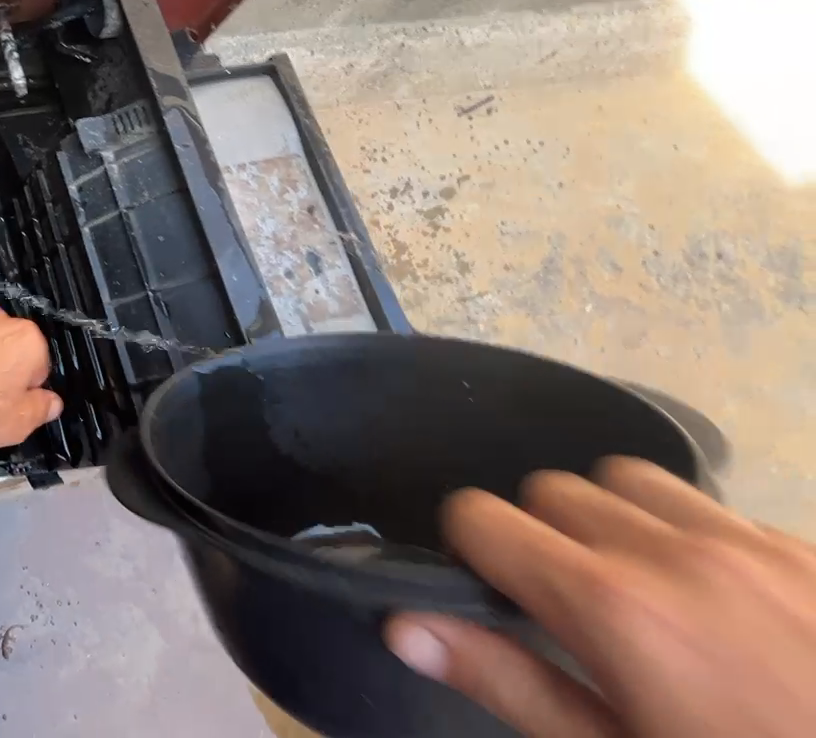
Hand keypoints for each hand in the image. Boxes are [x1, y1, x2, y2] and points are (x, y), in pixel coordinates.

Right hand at [384, 457, 815, 737]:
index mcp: (610, 605)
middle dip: (543, 534)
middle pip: (549, 489)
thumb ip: (506, 682)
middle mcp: (674, 553)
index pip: (477, 515)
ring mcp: (761, 547)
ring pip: (630, 480)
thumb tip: (401, 626)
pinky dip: (702, 540)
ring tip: (650, 589)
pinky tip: (742, 611)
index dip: (470, 549)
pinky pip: (725, 511)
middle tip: (577, 607)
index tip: (496, 593)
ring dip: (616, 518)